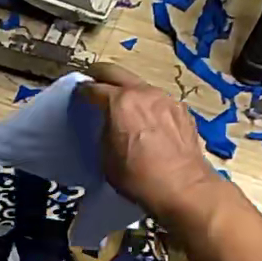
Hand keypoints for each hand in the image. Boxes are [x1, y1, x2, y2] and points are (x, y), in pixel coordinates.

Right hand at [78, 63, 227, 223]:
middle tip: (93, 82)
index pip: (94, 88)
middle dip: (101, 75)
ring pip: (141, 87)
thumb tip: (110, 126)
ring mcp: (167, 99)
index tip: (78, 94)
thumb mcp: (106, 158)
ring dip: (129, 92)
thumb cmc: (138, 177)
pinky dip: (149, 106)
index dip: (82, 91)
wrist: (183, 187)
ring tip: (124, 106)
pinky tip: (149, 122)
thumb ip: (105, 133)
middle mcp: (144, 93)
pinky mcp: (183, 111)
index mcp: (120, 102)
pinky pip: (159, 102)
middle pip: (117, 73)